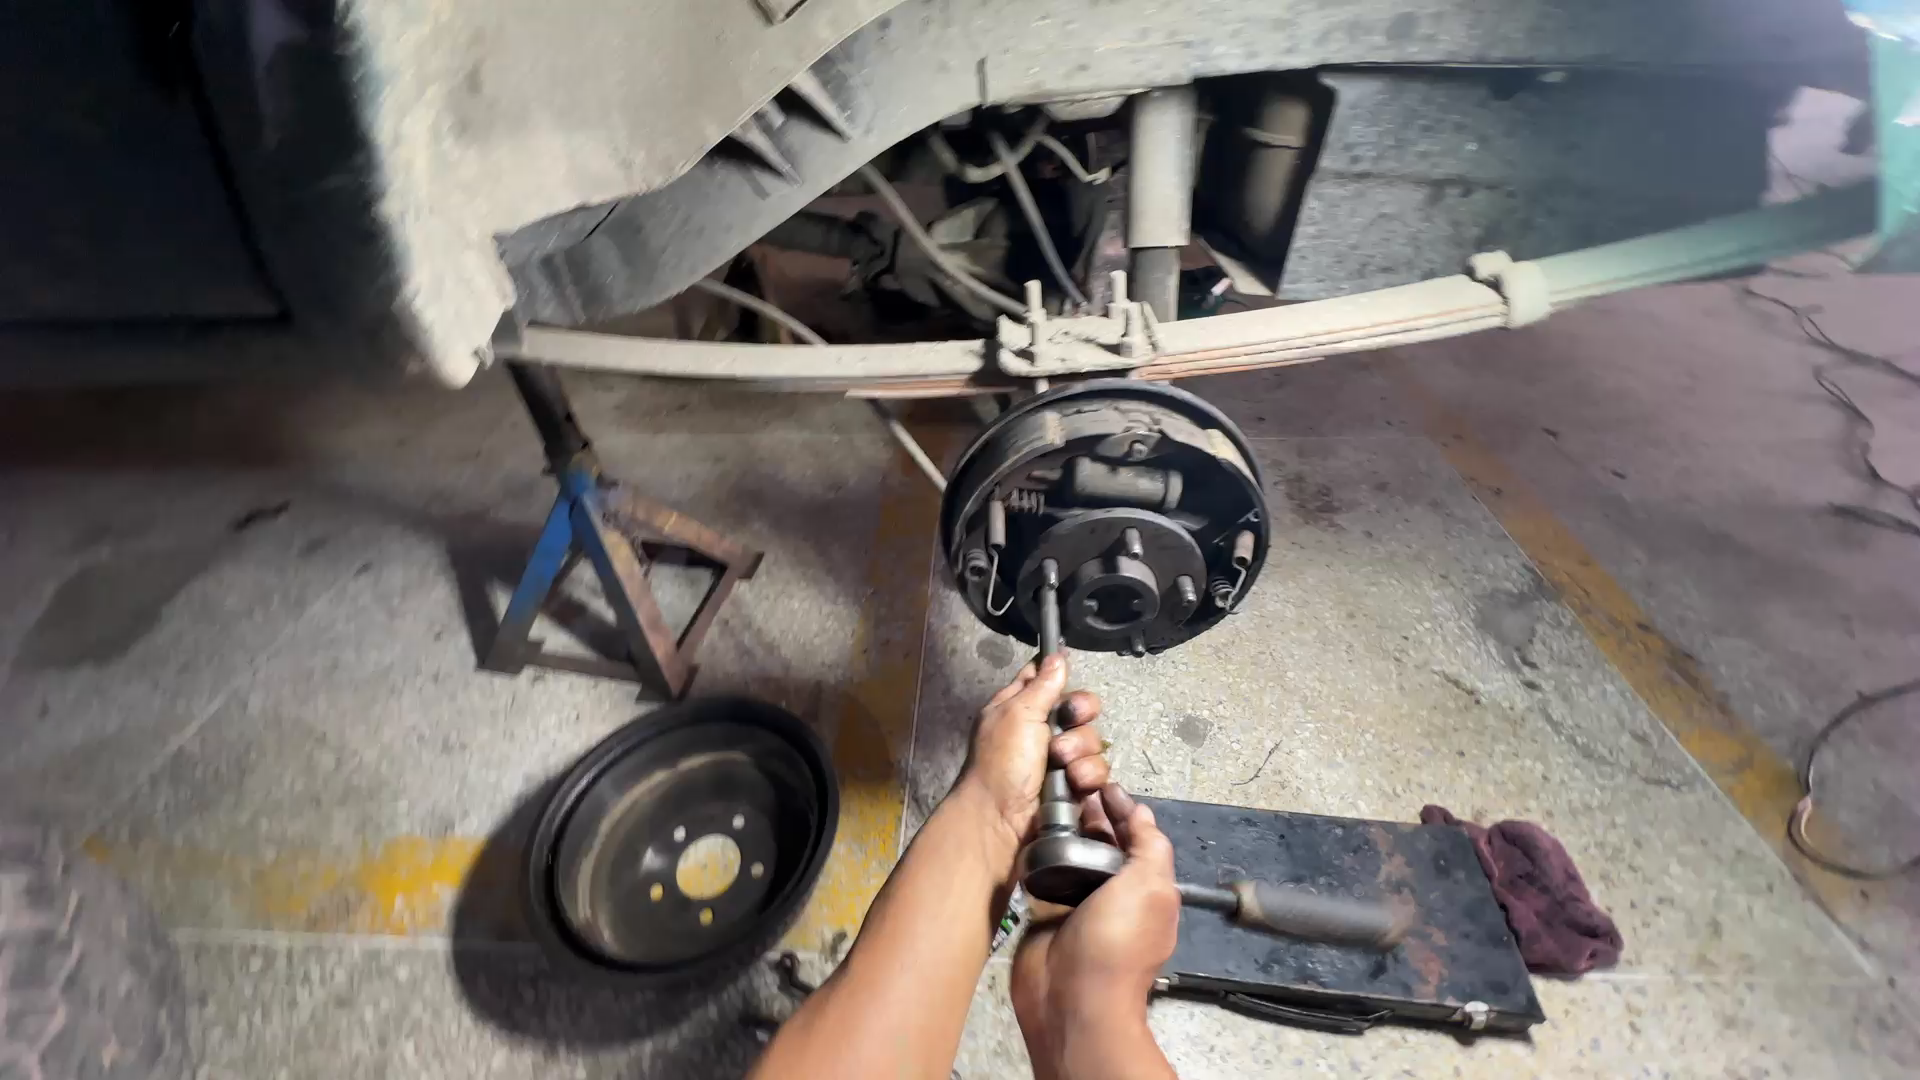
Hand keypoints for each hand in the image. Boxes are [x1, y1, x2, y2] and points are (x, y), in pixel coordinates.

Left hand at [957, 654, 1108, 852]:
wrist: (1001, 821)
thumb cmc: (1002, 761)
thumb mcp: (1018, 713)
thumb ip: (1043, 685)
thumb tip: (1057, 654)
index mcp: (1019, 707)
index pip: (1045, 679)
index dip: (1059, 677)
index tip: (1068, 679)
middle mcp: (1040, 730)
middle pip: (1080, 708)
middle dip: (1079, 717)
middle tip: (1067, 725)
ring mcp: (1059, 759)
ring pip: (1092, 740)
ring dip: (1080, 751)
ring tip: (1062, 765)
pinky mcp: (1075, 786)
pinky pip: (1097, 770)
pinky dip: (1088, 776)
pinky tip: (1075, 783)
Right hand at [1011, 786, 1180, 1079]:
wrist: (1070, 998)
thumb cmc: (1115, 940)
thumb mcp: (1149, 886)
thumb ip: (1149, 844)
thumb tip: (1139, 809)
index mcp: (1146, 885)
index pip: (1136, 832)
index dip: (1120, 805)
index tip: (1096, 781)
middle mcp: (1115, 889)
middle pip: (1102, 838)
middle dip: (1088, 811)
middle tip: (1065, 784)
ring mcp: (1079, 899)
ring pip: (1072, 850)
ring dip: (1061, 828)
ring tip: (1045, 801)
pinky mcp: (1047, 907)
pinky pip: (1045, 870)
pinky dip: (1040, 851)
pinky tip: (1029, 829)